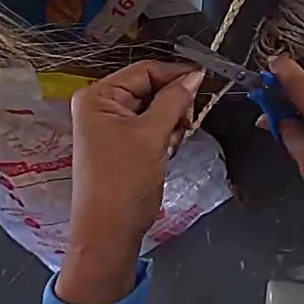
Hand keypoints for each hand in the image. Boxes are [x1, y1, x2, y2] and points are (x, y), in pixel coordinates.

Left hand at [58, 60, 201, 303]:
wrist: (110, 233)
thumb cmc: (125, 180)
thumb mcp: (152, 134)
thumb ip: (175, 100)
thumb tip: (195, 75)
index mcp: (98, 96)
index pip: (144, 70)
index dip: (175, 75)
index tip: (204, 82)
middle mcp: (101, 106)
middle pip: (150, 88)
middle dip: (172, 105)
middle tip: (184, 125)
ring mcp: (110, 126)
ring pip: (155, 108)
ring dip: (170, 123)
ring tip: (170, 145)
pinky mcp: (122, 144)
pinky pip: (150, 127)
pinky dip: (163, 136)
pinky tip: (165, 153)